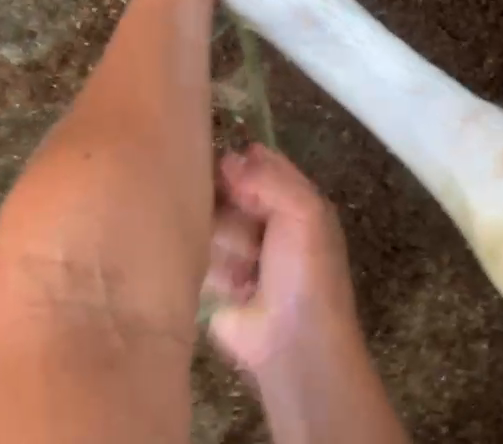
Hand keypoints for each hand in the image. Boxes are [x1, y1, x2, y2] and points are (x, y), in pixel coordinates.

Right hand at [203, 145, 361, 380]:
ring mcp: (233, 244)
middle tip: (249, 229)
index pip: (255, 160)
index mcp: (289, 196)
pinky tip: (234, 287)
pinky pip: (196, 250)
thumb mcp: (305, 212)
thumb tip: (227, 159)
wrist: (292, 343)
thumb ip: (269, 176)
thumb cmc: (306, 271)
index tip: (231, 175)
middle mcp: (260, 215)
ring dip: (227, 242)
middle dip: (232, 207)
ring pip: (208, 218)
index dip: (241, 162)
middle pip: (224, 187)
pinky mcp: (211, 273)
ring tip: (248, 269)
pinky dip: (215, 267)